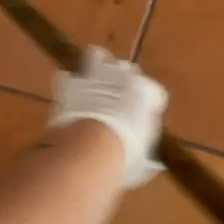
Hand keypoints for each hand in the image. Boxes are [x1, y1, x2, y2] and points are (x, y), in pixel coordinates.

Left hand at [50, 47, 167, 188]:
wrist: (92, 146)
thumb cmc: (125, 154)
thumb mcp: (142, 160)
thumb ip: (145, 154)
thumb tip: (149, 164)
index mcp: (148, 93)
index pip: (155, 93)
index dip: (150, 104)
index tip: (145, 118)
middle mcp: (126, 77)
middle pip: (128, 71)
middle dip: (124, 82)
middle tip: (118, 99)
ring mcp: (98, 76)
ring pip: (99, 59)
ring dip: (97, 67)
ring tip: (93, 76)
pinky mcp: (73, 84)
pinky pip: (69, 76)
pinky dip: (69, 83)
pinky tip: (67, 89)